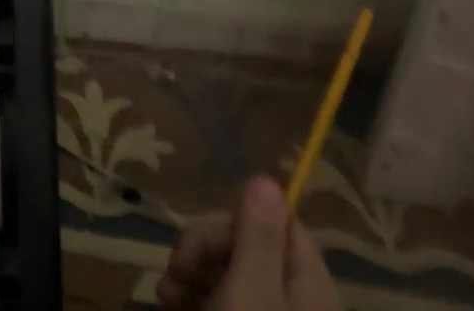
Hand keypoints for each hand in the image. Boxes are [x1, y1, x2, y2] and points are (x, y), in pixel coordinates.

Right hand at [157, 177, 340, 310]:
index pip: (274, 219)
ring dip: (188, 273)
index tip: (198, 245)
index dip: (231, 221)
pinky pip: (219, 296)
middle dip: (200, 249)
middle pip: (245, 241)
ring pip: (226, 269)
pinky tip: (171, 305)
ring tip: (165, 297)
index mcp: (308, 280)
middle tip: (174, 274)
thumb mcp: (251, 294)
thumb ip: (258, 237)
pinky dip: (192, 295)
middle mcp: (295, 294)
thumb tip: (267, 176)